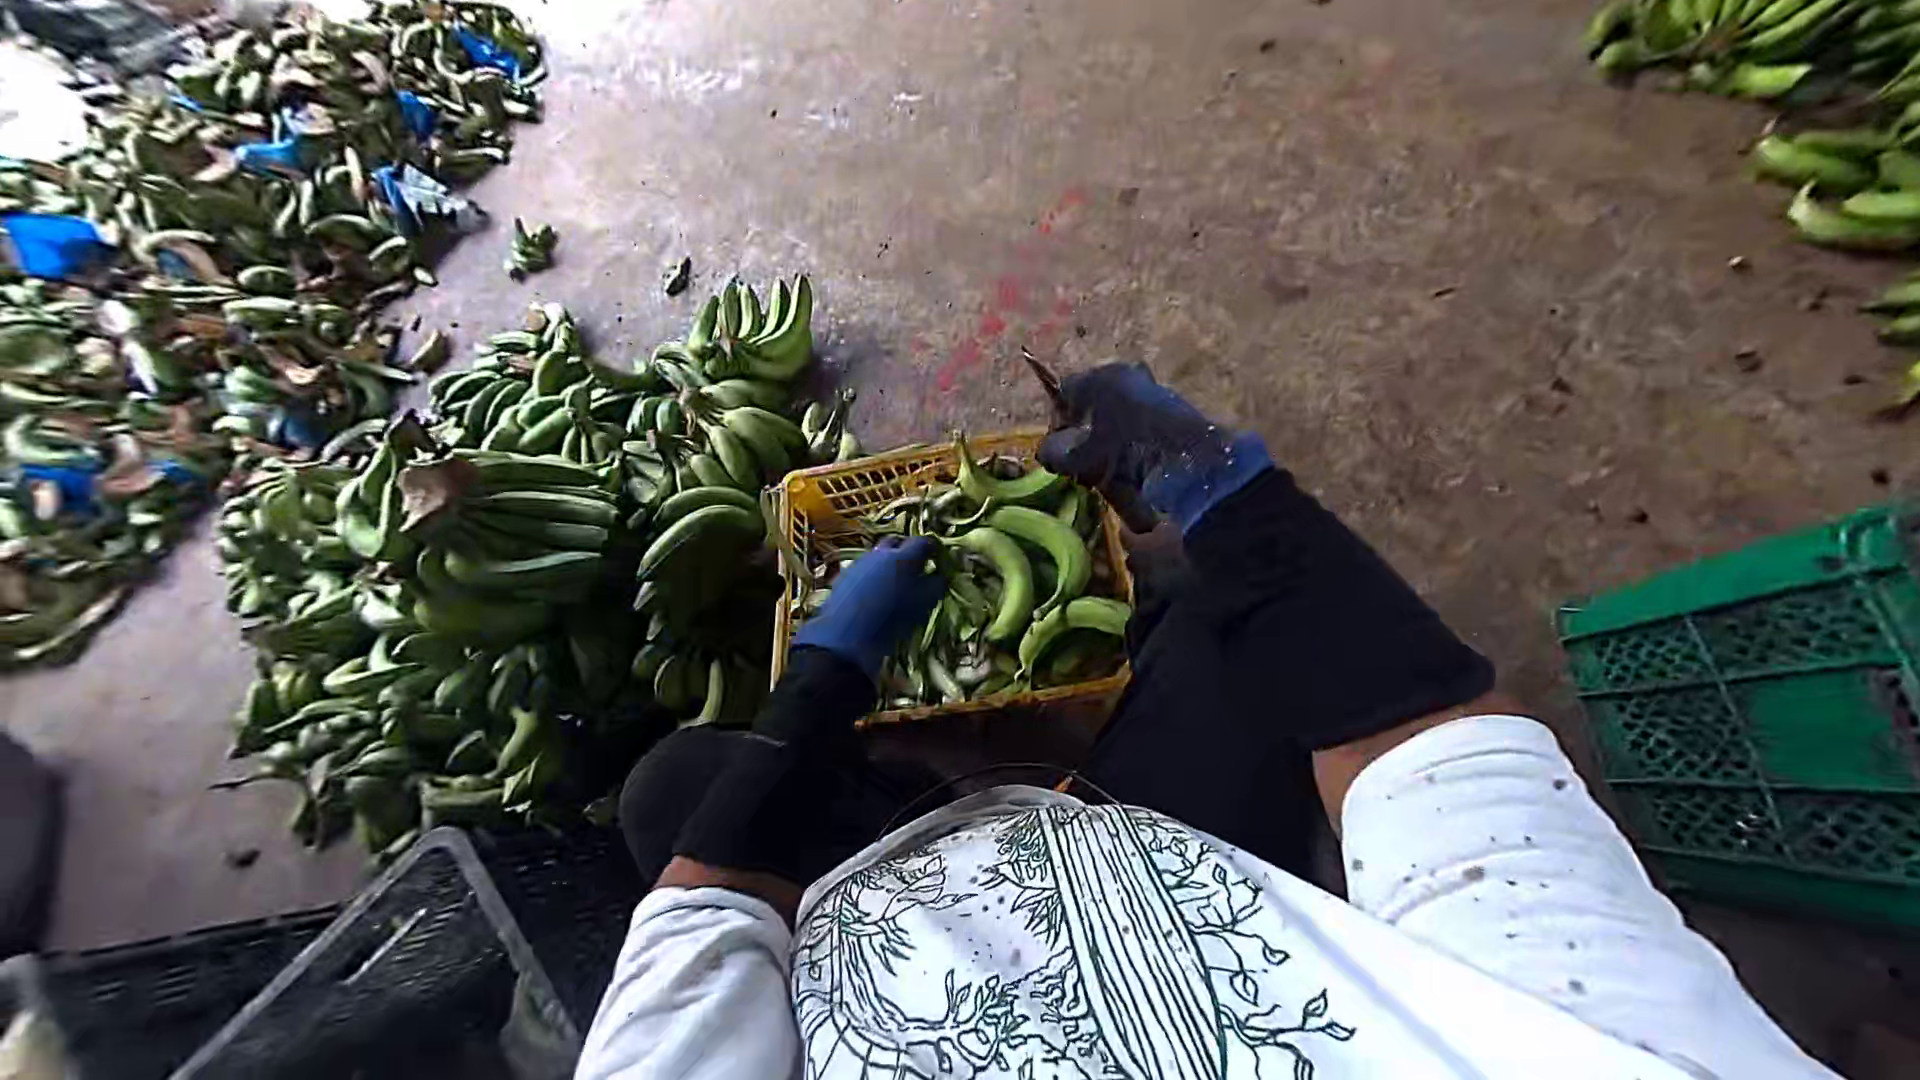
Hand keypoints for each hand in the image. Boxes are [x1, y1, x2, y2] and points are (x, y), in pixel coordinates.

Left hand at [792, 535, 943, 678]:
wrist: (846, 637)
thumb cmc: (892, 620)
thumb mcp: (923, 605)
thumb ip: (936, 586)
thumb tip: (942, 576)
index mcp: (905, 557)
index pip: (925, 542)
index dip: (934, 549)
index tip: (939, 559)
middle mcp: (881, 553)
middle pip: (898, 542)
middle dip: (908, 551)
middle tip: (916, 568)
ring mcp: (860, 562)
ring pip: (879, 556)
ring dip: (889, 564)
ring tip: (894, 584)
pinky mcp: (844, 576)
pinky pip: (864, 569)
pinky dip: (872, 576)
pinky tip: (874, 594)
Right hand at [1037, 362, 1271, 531]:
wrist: (1185, 461)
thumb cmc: (1125, 454)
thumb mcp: (1079, 459)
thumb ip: (1054, 453)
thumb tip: (1047, 451)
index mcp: (1096, 378)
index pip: (1062, 392)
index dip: (1057, 422)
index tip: (1060, 450)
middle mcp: (1122, 373)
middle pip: (1090, 399)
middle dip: (1083, 428)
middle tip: (1083, 458)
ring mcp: (1149, 385)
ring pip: (1115, 407)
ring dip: (1107, 432)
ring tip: (1108, 462)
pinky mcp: (1171, 403)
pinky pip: (1138, 416)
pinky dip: (1130, 434)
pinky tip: (1132, 459)